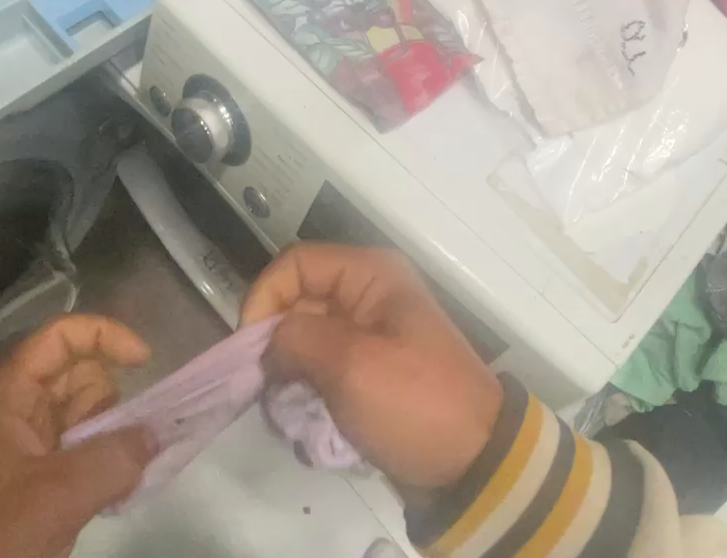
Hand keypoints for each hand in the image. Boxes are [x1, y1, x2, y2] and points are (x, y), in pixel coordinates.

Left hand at [0, 315, 153, 557]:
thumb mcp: (55, 497)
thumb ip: (113, 459)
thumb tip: (154, 435)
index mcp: (7, 396)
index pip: (61, 336)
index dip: (105, 336)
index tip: (144, 363)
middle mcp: (12, 410)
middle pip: (76, 374)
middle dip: (111, 400)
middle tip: (127, 443)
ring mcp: (18, 446)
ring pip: (80, 414)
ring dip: (109, 436)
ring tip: (122, 477)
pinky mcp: (26, 481)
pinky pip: (74, 451)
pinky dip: (99, 463)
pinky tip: (112, 494)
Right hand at [241, 244, 502, 490]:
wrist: (475, 462)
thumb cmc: (414, 401)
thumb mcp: (350, 365)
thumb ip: (295, 340)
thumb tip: (267, 347)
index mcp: (369, 273)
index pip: (294, 263)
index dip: (264, 297)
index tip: (252, 349)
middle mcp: (366, 292)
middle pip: (296, 300)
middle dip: (275, 343)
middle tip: (267, 389)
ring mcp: (368, 332)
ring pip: (304, 337)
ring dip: (289, 372)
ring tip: (288, 410)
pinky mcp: (367, 368)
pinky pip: (321, 366)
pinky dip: (306, 389)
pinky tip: (306, 420)